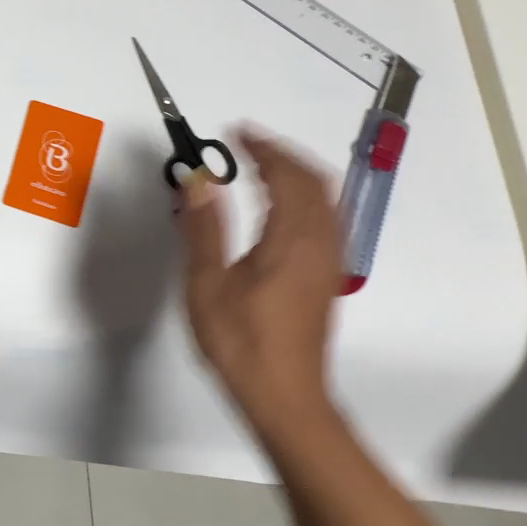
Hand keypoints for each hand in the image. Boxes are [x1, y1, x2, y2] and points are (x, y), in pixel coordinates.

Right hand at [176, 130, 342, 436]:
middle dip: (284, 155)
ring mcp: (328, 262)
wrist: (284, 393)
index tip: (237, 132)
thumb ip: (203, 229)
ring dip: (298, 175)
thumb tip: (197, 181)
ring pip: (326, 201)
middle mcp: (320, 244)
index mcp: (291, 240)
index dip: (264, 149)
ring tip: (264, 166)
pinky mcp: (325, 278)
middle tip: (248, 143)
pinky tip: (280, 208)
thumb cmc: (239, 339)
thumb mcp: (207, 283)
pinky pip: (325, 220)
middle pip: (315, 183)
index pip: (286, 178)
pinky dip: (304, 198)